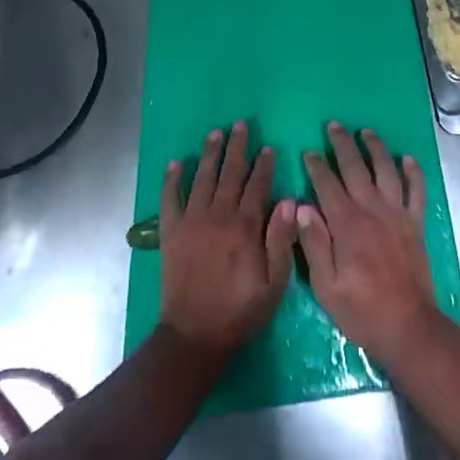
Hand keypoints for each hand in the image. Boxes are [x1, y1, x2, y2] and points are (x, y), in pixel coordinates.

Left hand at [158, 122, 296, 361]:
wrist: (194, 335)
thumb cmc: (240, 311)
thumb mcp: (274, 284)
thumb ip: (282, 240)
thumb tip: (289, 201)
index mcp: (245, 227)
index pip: (257, 186)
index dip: (264, 165)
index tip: (269, 146)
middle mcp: (218, 216)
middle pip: (229, 173)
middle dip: (237, 148)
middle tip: (240, 125)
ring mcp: (191, 222)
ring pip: (202, 178)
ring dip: (209, 154)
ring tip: (215, 133)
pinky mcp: (170, 232)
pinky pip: (169, 199)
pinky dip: (171, 180)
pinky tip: (175, 163)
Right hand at [296, 122, 441, 362]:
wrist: (408, 325)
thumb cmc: (361, 310)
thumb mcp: (325, 285)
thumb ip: (313, 243)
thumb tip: (300, 207)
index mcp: (346, 224)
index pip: (327, 185)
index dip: (317, 166)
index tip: (309, 151)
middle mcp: (372, 210)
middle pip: (356, 168)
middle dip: (343, 144)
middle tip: (334, 126)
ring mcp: (397, 214)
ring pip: (386, 170)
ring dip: (375, 148)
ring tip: (366, 132)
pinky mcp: (415, 223)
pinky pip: (417, 190)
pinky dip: (413, 172)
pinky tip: (407, 158)